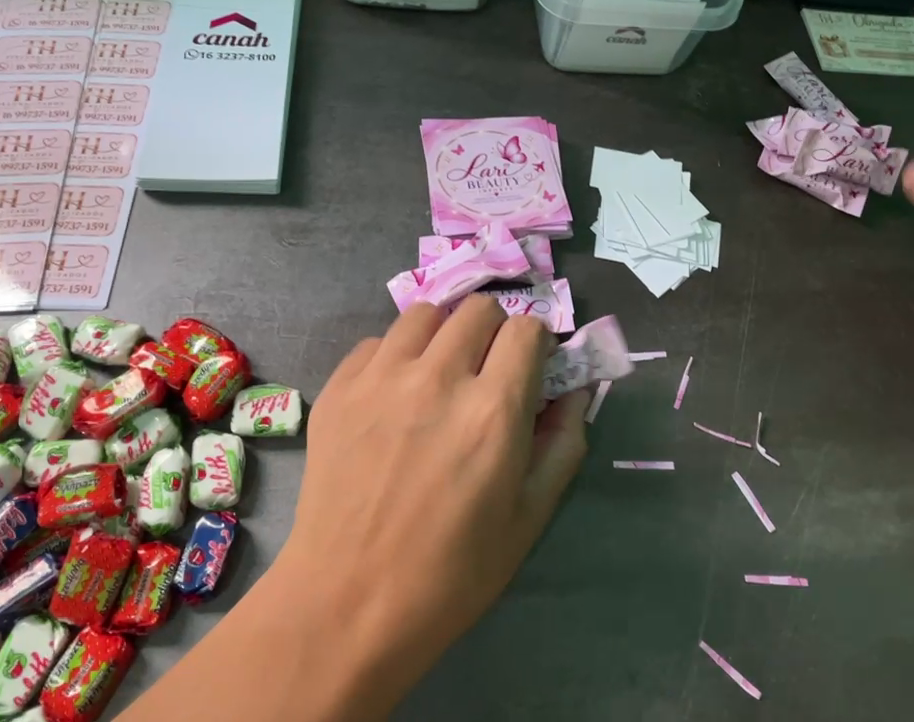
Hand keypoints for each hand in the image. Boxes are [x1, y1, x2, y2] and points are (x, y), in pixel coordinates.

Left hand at [278, 298, 589, 671]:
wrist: (348, 603)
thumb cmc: (452, 572)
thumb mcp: (530, 517)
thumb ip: (563, 444)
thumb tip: (575, 392)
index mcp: (493, 411)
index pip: (527, 329)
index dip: (536, 345)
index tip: (530, 369)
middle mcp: (438, 379)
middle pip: (479, 309)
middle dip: (494, 332)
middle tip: (487, 372)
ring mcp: (381, 379)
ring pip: (425, 314)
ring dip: (444, 335)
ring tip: (439, 375)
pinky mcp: (338, 389)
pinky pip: (377, 342)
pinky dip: (395, 358)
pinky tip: (393, 398)